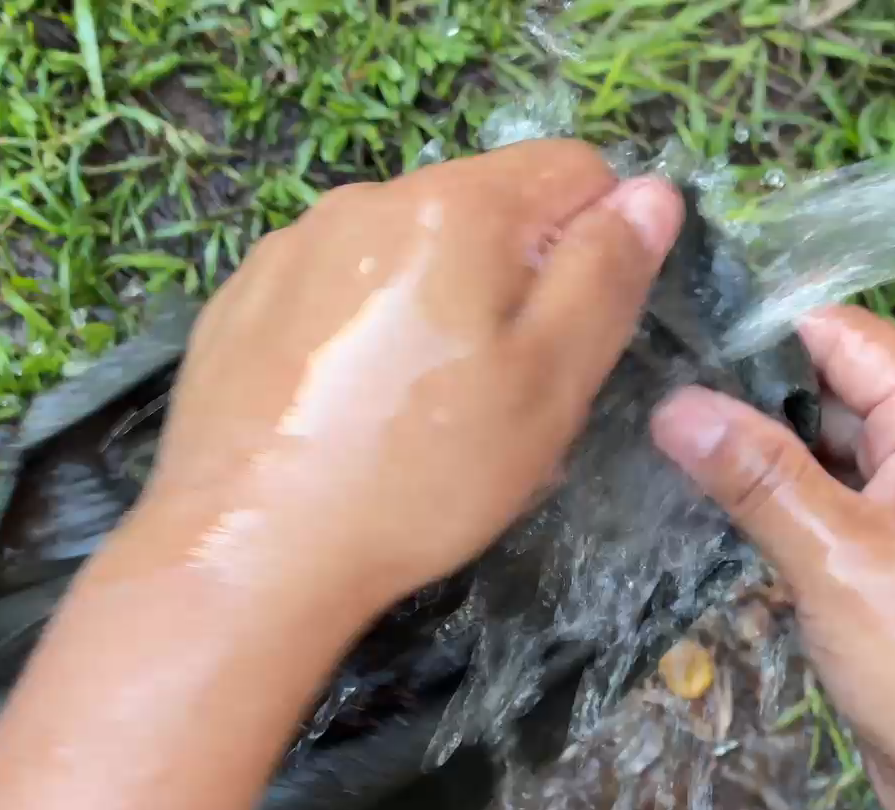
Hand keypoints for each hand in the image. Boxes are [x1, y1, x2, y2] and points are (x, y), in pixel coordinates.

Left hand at [113, 141, 683, 610]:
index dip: (599, 244)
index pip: (572, 172)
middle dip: (516, 286)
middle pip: (486, 212)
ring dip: (443, 309)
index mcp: (452, 209)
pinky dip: (370, 329)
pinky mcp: (244, 299)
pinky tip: (353, 408)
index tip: (576, 334)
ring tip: (423, 410)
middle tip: (502, 393)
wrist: (251, 552)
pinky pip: (342, 288)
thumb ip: (605, 279)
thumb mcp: (547, 387)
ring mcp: (292, 248)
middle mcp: (364, 201)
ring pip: (413, 253)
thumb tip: (649, 194)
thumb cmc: (423, 477)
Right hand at [649, 307, 894, 809]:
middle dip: (754, 393)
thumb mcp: (831, 556)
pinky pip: (828, 505)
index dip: (770, 329)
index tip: (682, 337)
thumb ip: (754, 474)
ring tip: (673, 443)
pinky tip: (721, 507)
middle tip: (660, 396)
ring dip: (762, 452)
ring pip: (825, 453)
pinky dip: (779, 501)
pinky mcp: (892, 559)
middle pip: (835, 392)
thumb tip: (674, 404)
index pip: (851, 339)